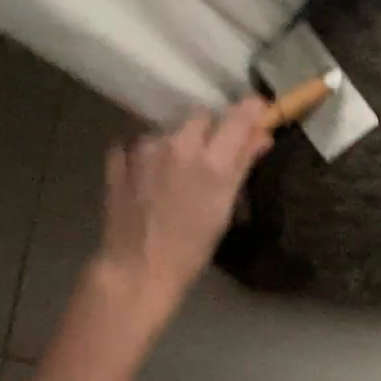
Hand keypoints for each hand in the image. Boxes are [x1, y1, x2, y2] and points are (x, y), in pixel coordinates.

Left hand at [86, 98, 270, 314]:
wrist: (138, 269)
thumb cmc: (192, 246)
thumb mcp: (225, 207)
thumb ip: (243, 164)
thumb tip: (263, 134)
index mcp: (211, 159)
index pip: (239, 115)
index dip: (251, 111)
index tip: (257, 115)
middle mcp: (177, 144)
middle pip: (200, 115)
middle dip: (209, 129)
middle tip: (211, 157)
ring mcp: (143, 149)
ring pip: (168, 130)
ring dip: (176, 144)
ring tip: (176, 175)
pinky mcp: (118, 160)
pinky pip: (136, 145)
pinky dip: (146, 156)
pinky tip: (148, 179)